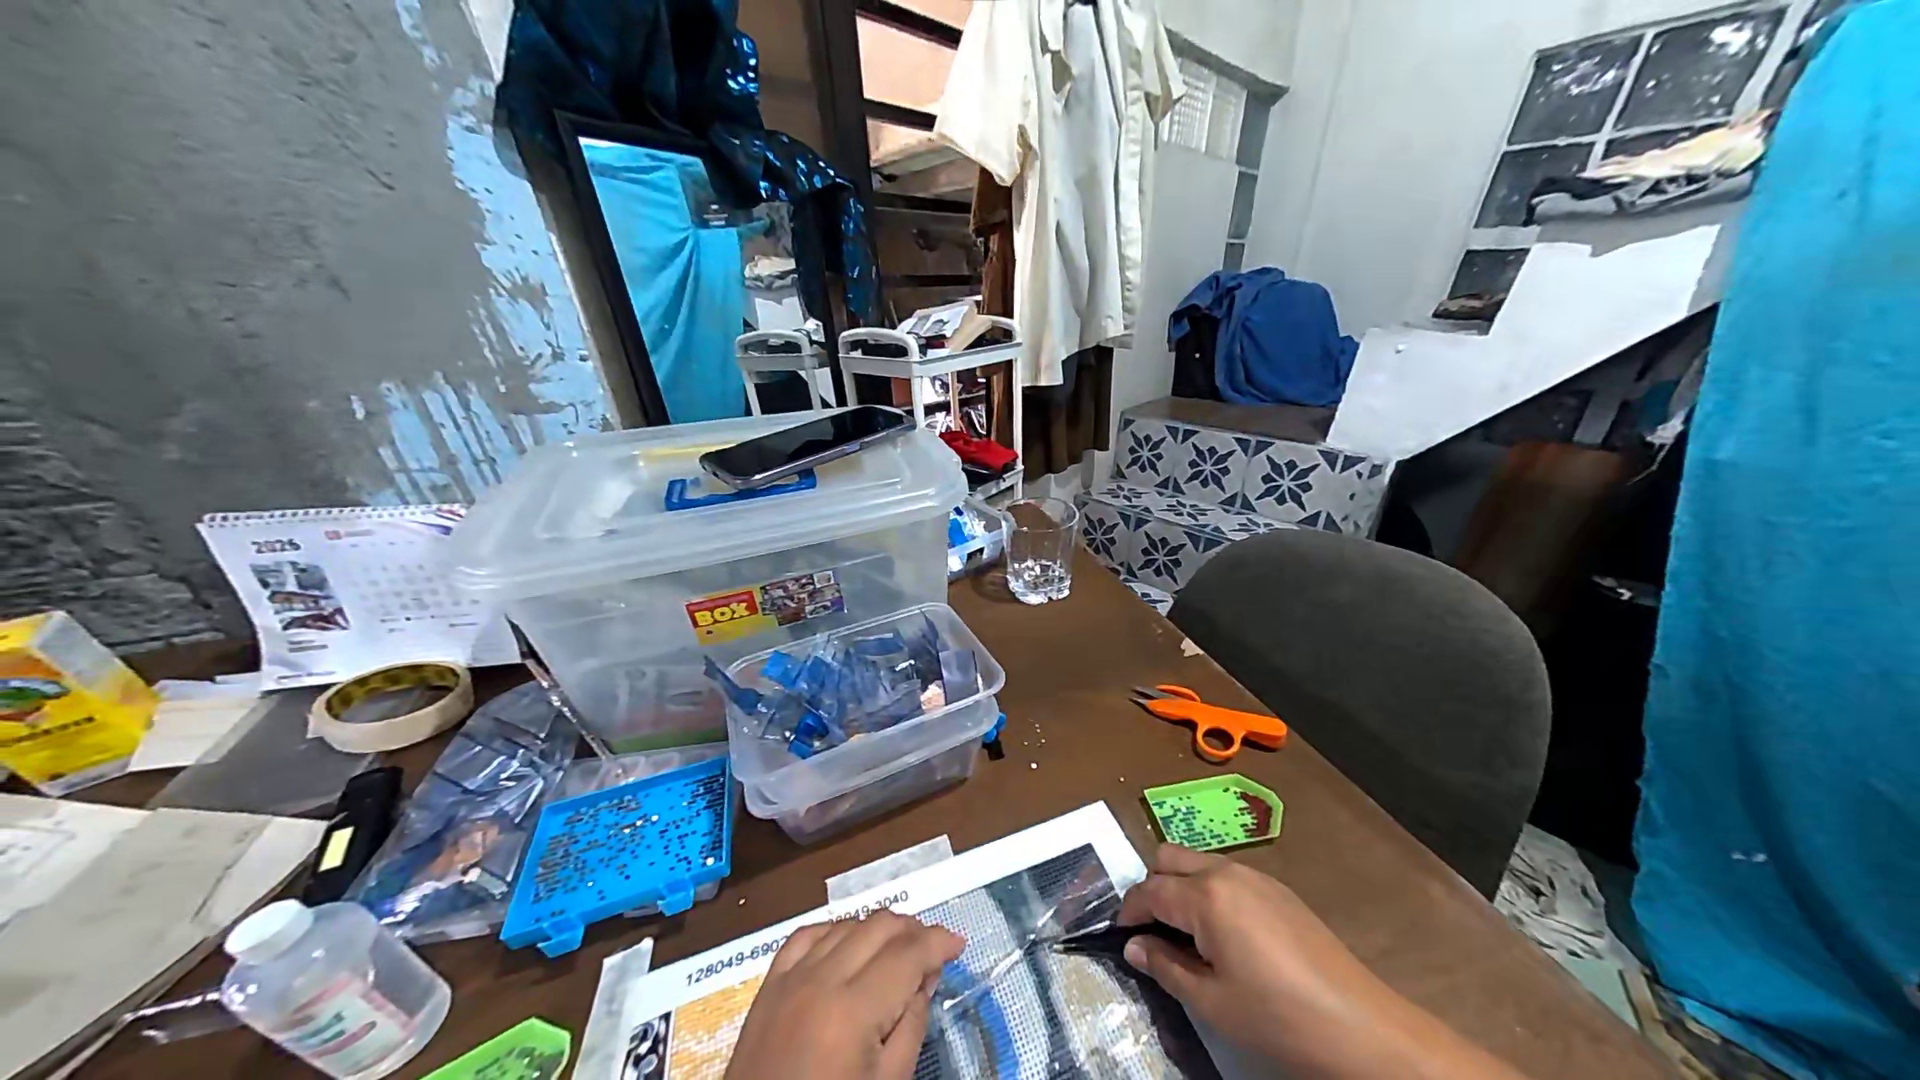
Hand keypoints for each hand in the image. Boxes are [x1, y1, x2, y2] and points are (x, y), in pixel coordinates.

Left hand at [725, 911, 964, 1079]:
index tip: (958, 944)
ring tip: (896, 950)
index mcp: (854, 1009)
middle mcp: (822, 979)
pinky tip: (848, 943)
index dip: (939, 942)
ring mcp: (791, 977)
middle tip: (931, 952)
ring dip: (877, 929)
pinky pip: (806, 935)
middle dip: (913, 931)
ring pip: (846, 923)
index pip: (908, 953)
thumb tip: (924, 977)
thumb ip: (911, 1025)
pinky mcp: (770, 984)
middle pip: (879, 926)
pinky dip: (834, 931)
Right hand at [1118, 845, 1528, 1079]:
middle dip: (1152, 887)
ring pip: (1198, 862)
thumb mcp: (1212, 1001)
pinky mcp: (1279, 890)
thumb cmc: (1277, 1016)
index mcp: (1205, 895)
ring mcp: (1256, 877)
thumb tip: (1133, 947)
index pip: (1148, 891)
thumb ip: (1166, 967)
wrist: (1362, 1026)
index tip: (1122, 937)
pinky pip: (1227, 875)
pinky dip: (1209, 891)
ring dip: (1181, 886)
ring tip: (1187, 934)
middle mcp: (1226, 872)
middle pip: (1168, 858)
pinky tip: (1224, 935)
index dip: (1129, 913)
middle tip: (1154, 931)